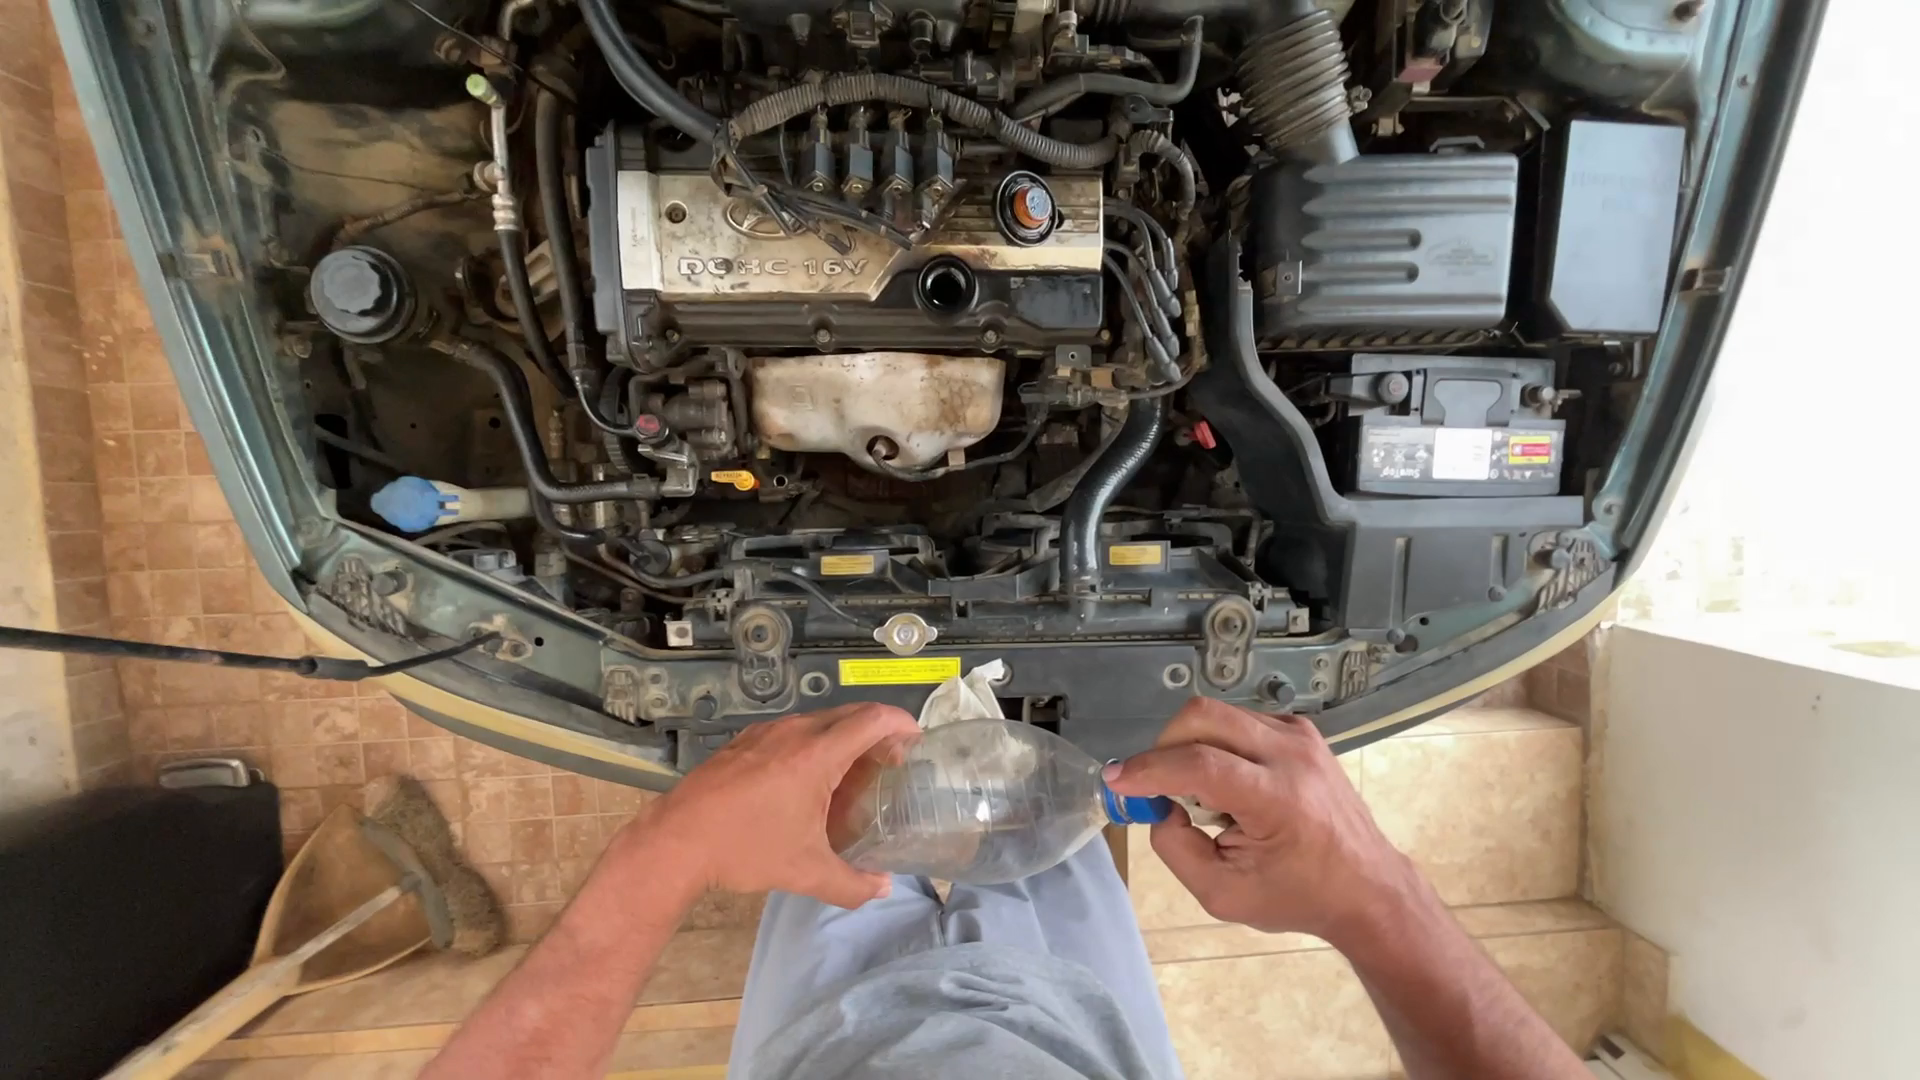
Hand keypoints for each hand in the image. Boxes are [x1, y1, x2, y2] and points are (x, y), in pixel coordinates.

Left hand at [640, 703, 920, 908]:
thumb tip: (884, 889)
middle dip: (878, 731)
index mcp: (818, 753)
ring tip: (851, 773)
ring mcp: (767, 732)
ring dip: (844, 737)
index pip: (873, 718)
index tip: (916, 740)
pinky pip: (793, 731)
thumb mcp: (805, 872)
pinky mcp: (745, 740)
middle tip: (891, 761)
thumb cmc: (746, 849)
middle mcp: (796, 732)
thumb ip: (852, 883)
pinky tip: (805, 779)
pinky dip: (814, 743)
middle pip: (851, 714)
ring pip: (820, 721)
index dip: (901, 723)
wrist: (675, 841)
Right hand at [1103, 698, 1419, 946]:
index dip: (1149, 769)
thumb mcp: (1223, 895)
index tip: (1116, 780)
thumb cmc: (1296, 896)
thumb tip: (1159, 804)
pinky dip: (1218, 743)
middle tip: (1156, 780)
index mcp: (1279, 800)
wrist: (1368, 886)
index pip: (1200, 765)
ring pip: (1218, 715)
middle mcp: (1292, 755)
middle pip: (1203, 717)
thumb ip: (1176, 848)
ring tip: (1203, 791)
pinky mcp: (1301, 729)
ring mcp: (1300, 735)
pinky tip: (1230, 780)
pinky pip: (1238, 721)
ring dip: (1191, 746)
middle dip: (1164, 745)